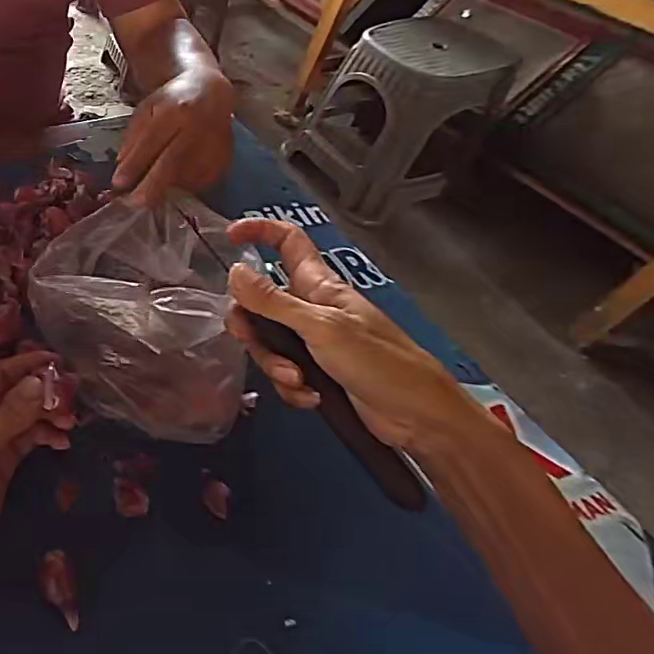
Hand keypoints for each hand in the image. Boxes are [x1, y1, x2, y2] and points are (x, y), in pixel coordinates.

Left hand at [0, 351, 74, 586]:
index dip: (28, 365)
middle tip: (76, 392)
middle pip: (15, 392)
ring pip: (25, 414)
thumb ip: (10, 415)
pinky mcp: (3, 461)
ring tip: (74, 420)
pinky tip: (64, 441)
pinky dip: (46, 435)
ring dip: (48, 414)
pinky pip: (28, 437)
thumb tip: (41, 381)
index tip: (59, 361)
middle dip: (44, 390)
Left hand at [111, 67, 232, 203]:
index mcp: (173, 111)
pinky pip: (201, 181)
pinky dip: (184, 186)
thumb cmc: (171, 103)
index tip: (118, 183)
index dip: (134, 164)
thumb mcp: (146, 110)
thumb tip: (122, 166)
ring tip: (152, 188)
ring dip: (166, 188)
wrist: (211, 93)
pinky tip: (175, 180)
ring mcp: (214, 145)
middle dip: (152, 186)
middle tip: (135, 203)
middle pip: (173, 163)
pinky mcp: (224, 159)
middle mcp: (196, 127)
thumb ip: (134, 137)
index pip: (151, 141)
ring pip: (187, 176)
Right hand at [223, 218, 484, 452]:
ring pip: (266, 340)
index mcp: (318, 285)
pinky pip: (281, 370)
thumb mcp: (321, 328)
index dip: (259, 230)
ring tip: (297, 379)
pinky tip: (308, 396)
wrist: (424, 422)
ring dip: (273, 363)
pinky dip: (290, 385)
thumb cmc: (382, 363)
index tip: (230, 237)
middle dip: (250, 323)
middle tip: (250, 337)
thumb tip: (233, 271)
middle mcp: (309, 308)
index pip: (287, 241)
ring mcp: (311, 341)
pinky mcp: (314, 371)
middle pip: (259, 300)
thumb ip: (274, 301)